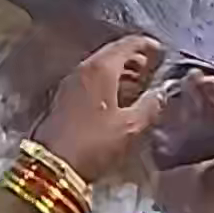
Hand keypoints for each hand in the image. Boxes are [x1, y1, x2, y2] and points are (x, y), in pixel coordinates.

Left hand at [33, 35, 166, 180]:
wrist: (50, 169)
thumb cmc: (94, 143)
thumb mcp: (130, 127)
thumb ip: (151, 105)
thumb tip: (163, 92)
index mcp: (103, 67)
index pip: (129, 43)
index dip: (148, 45)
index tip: (162, 53)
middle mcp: (86, 67)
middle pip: (115, 52)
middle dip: (136, 58)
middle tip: (153, 69)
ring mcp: (72, 81)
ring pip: (102, 65)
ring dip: (122, 71)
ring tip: (139, 85)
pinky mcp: (64, 97)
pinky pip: (92, 78)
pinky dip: (108, 81)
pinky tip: (118, 99)